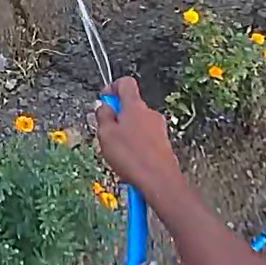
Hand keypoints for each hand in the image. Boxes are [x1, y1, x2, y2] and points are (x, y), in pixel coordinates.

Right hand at [93, 77, 183, 197]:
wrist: (160, 181)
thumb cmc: (131, 156)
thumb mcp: (106, 134)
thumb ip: (103, 116)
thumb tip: (103, 106)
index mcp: (135, 106)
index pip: (125, 83)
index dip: (112, 88)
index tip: (104, 100)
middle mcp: (150, 113)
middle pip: (130, 106)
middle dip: (117, 116)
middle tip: (106, 133)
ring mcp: (159, 128)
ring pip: (137, 123)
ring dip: (126, 132)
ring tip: (117, 152)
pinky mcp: (163, 144)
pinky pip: (145, 138)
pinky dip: (136, 145)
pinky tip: (130, 161)